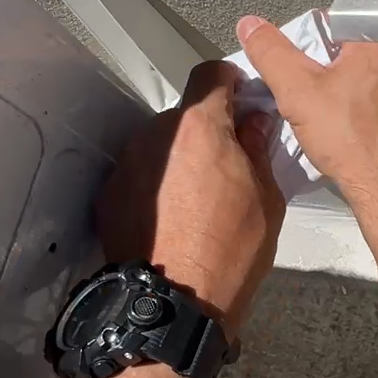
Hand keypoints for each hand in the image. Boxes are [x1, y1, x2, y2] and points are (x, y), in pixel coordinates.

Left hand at [97, 61, 284, 332]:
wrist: (174, 303)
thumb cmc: (230, 251)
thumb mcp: (267, 199)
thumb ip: (258, 150)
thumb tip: (254, 123)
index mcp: (201, 127)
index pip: (210, 74)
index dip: (230, 83)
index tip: (242, 101)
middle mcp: (157, 135)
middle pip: (185, 115)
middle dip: (207, 132)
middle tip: (228, 165)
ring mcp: (128, 164)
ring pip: (161, 146)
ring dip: (180, 160)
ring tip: (198, 201)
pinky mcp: (110, 194)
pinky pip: (140, 175)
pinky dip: (156, 186)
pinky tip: (173, 220)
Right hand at [237, 15, 377, 217]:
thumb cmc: (353, 143)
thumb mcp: (297, 91)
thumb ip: (271, 53)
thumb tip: (251, 26)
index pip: (338, 19)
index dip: (313, 44)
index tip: (307, 70)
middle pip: (356, 43)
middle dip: (331, 65)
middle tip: (319, 94)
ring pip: (372, 69)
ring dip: (350, 83)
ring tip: (337, 112)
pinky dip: (368, 102)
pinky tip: (355, 125)